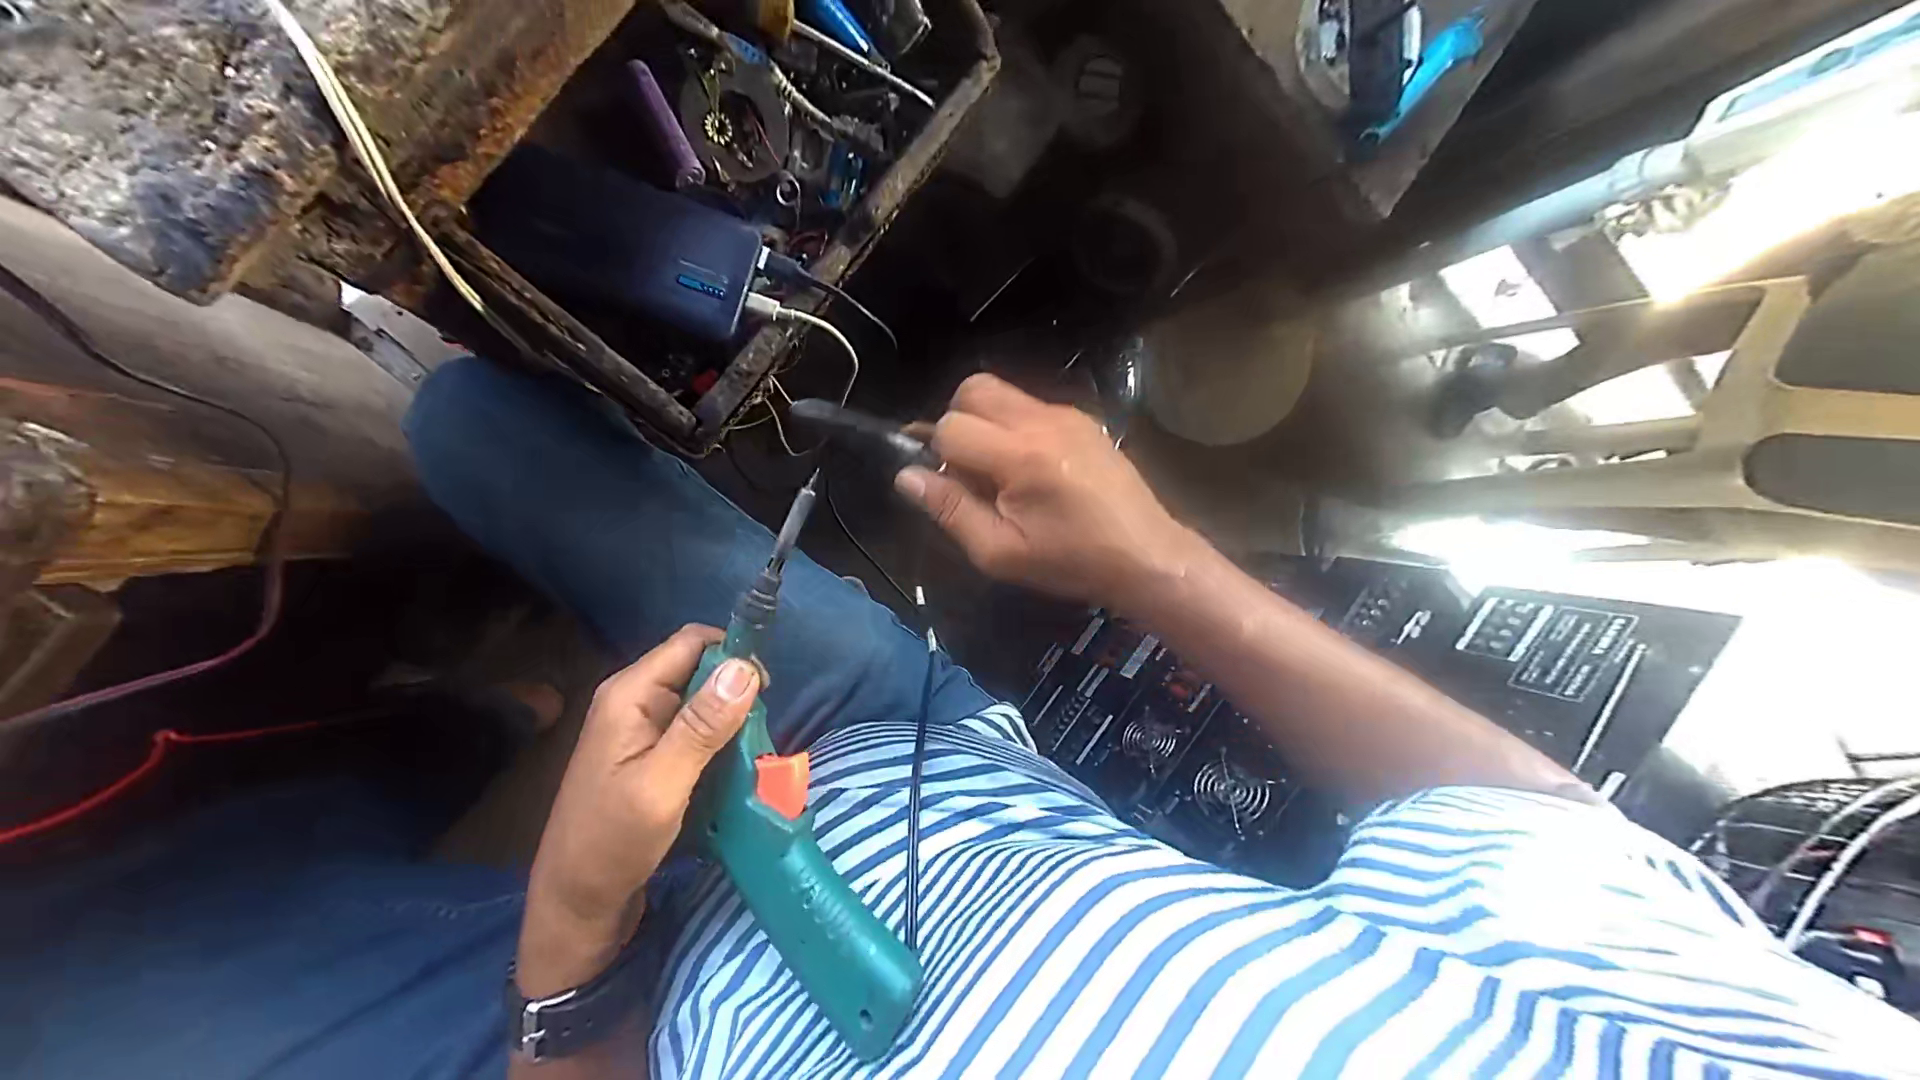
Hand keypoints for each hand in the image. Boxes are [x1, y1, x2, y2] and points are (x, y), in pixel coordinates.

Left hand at [516, 625, 761, 996]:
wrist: (576, 906)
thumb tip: (746, 668)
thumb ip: (702, 725)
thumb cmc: (612, 843)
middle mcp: (635, 699)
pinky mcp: (652, 751)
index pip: (691, 642)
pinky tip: (733, 763)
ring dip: (731, 716)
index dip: (732, 653)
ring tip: (751, 749)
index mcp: (629, 693)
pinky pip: (696, 725)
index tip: (765, 690)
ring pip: (702, 698)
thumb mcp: (661, 784)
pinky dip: (720, 737)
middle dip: (735, 688)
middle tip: (759, 728)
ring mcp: (641, 726)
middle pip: (699, 667)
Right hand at [895, 373, 1197, 612]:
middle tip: (966, 468)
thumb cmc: (1071, 562)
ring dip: (982, 420)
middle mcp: (1042, 420)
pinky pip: (1029, 405)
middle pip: (972, 389)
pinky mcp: (1083, 418)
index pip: (950, 425)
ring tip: (995, 467)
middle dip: (954, 422)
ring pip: (1000, 391)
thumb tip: (906, 475)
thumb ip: (950, 509)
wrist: (1147, 556)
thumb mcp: (1000, 552)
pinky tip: (1028, 466)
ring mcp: (1066, 413)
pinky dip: (1011, 424)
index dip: (936, 454)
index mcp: (1020, 456)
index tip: (949, 485)